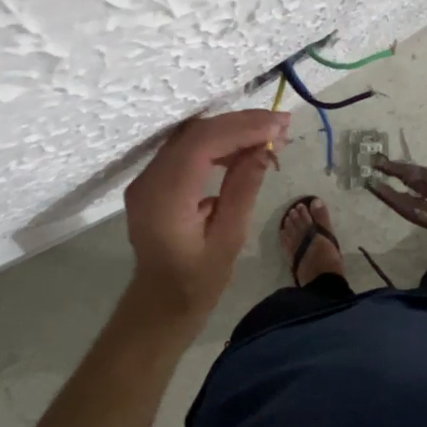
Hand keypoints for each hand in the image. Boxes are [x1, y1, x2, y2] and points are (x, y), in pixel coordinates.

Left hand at [123, 109, 288, 320]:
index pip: (202, 144)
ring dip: (229, 130)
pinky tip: (243, 149)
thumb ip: (243, 190)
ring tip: (269, 134)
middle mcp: (148, 181)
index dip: (242, 128)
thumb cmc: (197, 281)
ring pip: (189, 137)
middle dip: (240, 124)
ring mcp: (145, 179)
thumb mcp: (229, 239)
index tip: (279, 125)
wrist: (160, 302)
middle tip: (281, 124)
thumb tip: (264, 149)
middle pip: (194, 134)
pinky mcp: (151, 181)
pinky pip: (184, 150)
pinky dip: (215, 143)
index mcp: (166, 198)